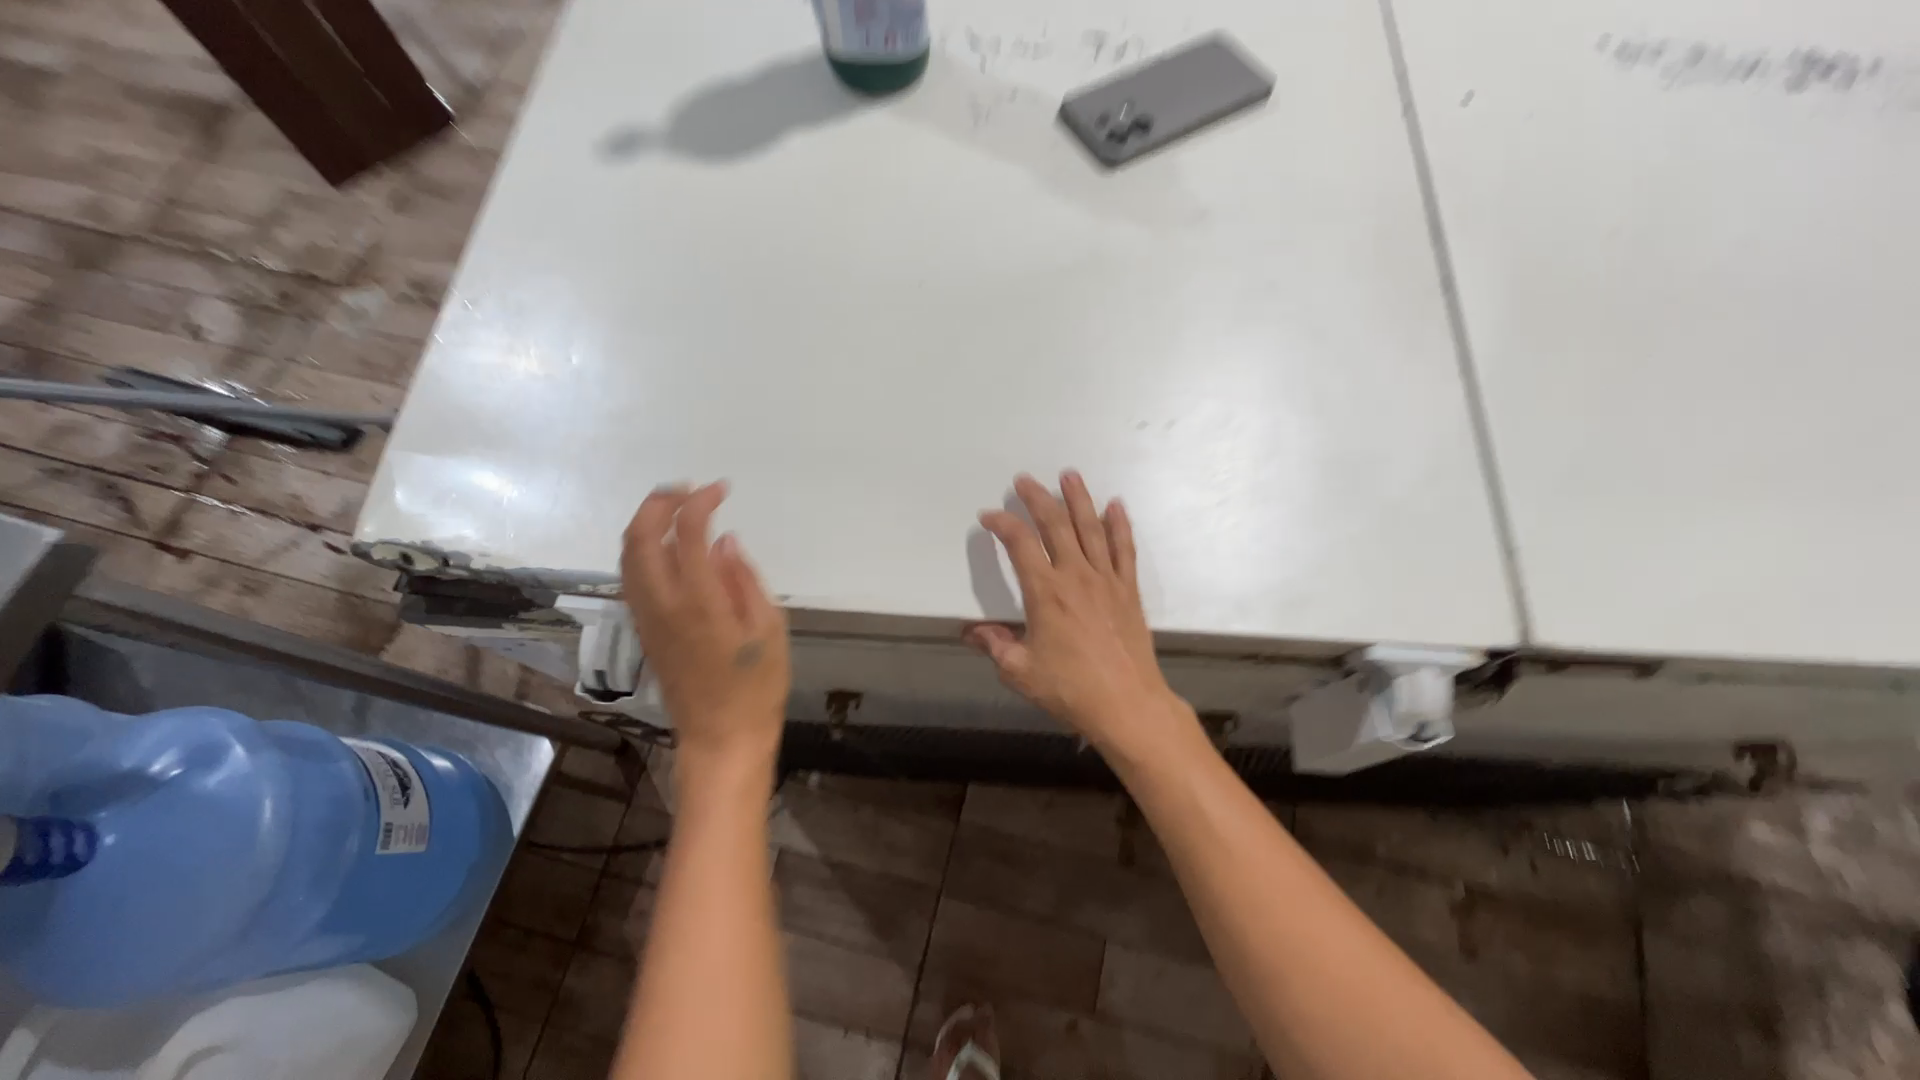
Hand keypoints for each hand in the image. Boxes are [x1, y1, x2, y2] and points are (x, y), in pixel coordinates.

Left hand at [620, 482, 789, 766]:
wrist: (720, 739)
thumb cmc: (756, 688)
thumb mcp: (770, 630)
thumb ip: (745, 580)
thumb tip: (724, 542)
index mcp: (700, 603)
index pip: (685, 533)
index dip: (700, 502)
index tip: (722, 490)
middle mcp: (662, 605)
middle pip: (639, 537)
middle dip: (659, 503)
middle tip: (690, 491)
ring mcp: (646, 618)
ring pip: (627, 556)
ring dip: (645, 523)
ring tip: (677, 510)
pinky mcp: (643, 630)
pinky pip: (631, 577)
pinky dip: (642, 548)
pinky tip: (668, 547)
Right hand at [967, 471, 1190, 753]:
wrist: (1127, 704)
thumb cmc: (1070, 689)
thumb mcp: (1020, 671)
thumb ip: (995, 645)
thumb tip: (971, 632)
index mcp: (1045, 592)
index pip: (1019, 544)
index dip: (1002, 524)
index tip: (989, 516)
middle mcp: (1076, 576)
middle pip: (1056, 525)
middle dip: (1038, 499)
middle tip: (1025, 480)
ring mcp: (1106, 580)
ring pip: (1091, 528)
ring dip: (1079, 499)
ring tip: (1070, 475)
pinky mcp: (1128, 591)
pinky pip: (1124, 549)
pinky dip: (1120, 525)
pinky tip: (1116, 506)